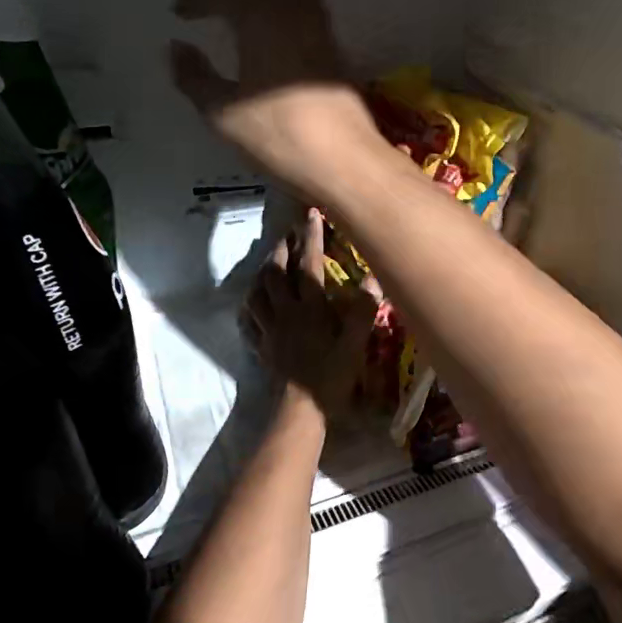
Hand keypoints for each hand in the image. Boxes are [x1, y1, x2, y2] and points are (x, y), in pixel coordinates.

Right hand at [170, 0, 394, 204]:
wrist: (342, 160)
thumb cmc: (277, 134)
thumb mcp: (222, 113)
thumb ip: (194, 77)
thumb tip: (177, 47)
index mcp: (260, 16)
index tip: (180, 13)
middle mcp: (292, 9)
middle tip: (208, 14)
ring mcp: (320, 28)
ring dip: (261, 2)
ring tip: (244, 24)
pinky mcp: (336, 51)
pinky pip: (304, 17)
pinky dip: (283, 20)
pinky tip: (275, 46)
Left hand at [242, 208, 378, 416]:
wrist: (300, 408)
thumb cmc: (332, 376)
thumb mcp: (355, 344)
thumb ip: (362, 311)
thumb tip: (372, 277)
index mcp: (310, 308)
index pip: (310, 264)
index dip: (311, 237)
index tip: (311, 213)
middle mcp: (285, 312)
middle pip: (276, 272)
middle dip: (281, 249)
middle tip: (287, 234)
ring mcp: (269, 328)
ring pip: (258, 291)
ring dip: (262, 272)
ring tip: (268, 262)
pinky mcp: (260, 344)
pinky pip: (249, 319)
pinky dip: (249, 305)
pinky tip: (251, 302)